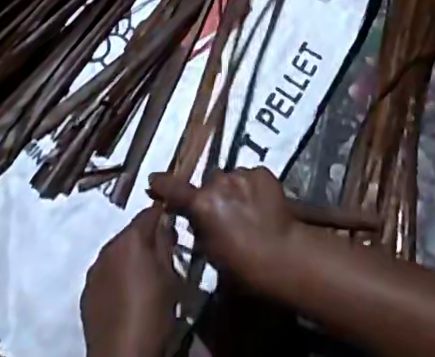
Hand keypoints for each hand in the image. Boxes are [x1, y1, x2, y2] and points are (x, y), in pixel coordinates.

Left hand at [81, 206, 177, 356]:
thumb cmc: (153, 315)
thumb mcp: (171, 277)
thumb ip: (166, 242)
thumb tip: (165, 220)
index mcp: (130, 239)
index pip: (150, 212)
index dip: (164, 215)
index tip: (175, 226)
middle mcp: (108, 248)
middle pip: (132, 232)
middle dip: (147, 240)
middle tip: (164, 258)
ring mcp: (94, 271)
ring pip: (118, 252)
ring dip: (131, 258)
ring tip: (146, 280)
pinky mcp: (86, 292)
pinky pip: (106, 273)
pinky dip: (117, 276)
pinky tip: (127, 296)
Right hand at [148, 168, 300, 284]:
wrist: (281, 255)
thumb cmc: (241, 263)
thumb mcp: (210, 251)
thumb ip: (198, 228)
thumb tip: (193, 217)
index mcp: (202, 203)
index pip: (174, 188)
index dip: (161, 184)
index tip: (154, 180)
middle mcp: (219, 181)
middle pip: (209, 182)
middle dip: (211, 193)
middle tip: (222, 213)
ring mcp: (242, 174)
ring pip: (231, 178)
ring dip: (232, 190)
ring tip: (246, 210)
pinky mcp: (263, 172)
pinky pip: (250, 176)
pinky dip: (251, 187)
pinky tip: (260, 204)